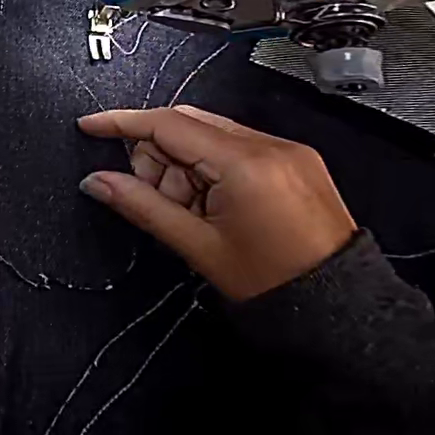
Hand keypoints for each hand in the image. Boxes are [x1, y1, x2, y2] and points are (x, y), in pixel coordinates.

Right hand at [76, 105, 357, 300]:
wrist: (342, 311)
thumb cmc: (273, 285)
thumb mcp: (198, 246)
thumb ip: (142, 205)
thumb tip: (97, 181)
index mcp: (245, 163)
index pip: (168, 124)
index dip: (123, 123)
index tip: (91, 125)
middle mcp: (268, 144)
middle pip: (187, 126)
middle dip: (159, 156)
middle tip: (158, 198)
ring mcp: (285, 148)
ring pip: (209, 135)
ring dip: (185, 164)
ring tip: (193, 211)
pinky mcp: (294, 157)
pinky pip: (235, 145)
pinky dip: (211, 167)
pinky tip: (212, 203)